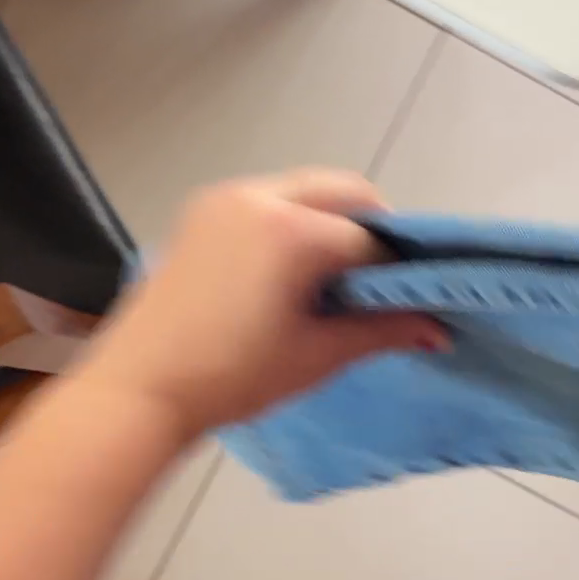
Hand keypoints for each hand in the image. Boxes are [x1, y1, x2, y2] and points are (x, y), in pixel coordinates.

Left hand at [75, 170, 448, 439]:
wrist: (138, 390)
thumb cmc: (233, 377)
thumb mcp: (317, 355)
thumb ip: (382, 331)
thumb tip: (440, 330)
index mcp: (290, 229)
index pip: (367, 238)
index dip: (394, 269)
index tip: (405, 296)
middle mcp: (258, 195)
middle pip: (341, 191)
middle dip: (368, 228)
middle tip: (372, 279)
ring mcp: (223, 198)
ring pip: (303, 189)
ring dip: (329, 220)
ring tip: (328, 276)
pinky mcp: (200, 212)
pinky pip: (266, 200)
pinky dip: (291, 221)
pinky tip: (284, 270)